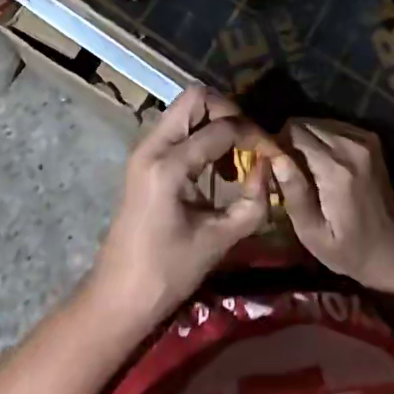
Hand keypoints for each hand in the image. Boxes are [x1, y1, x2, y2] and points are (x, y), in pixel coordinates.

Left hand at [86, 87, 269, 329]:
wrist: (119, 295)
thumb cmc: (168, 273)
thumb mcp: (219, 240)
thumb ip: (252, 202)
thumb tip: (270, 167)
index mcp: (168, 166)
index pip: (221, 129)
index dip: (254, 137)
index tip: (274, 154)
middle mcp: (152, 146)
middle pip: (196, 97)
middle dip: (229, 112)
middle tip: (250, 143)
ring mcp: (144, 149)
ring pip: (185, 108)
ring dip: (215, 121)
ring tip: (236, 158)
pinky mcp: (145, 158)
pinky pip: (178, 127)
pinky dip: (202, 133)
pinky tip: (217, 166)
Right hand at [270, 119, 393, 295]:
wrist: (392, 251)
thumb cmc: (348, 250)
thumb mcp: (312, 233)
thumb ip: (294, 192)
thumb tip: (274, 157)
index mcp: (336, 169)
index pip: (293, 132)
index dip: (277, 144)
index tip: (272, 166)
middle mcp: (352, 146)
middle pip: (304, 123)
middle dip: (289, 140)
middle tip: (286, 169)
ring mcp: (364, 140)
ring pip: (317, 122)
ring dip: (305, 138)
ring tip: (303, 167)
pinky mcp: (370, 140)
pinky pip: (333, 126)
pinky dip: (321, 138)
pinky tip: (322, 161)